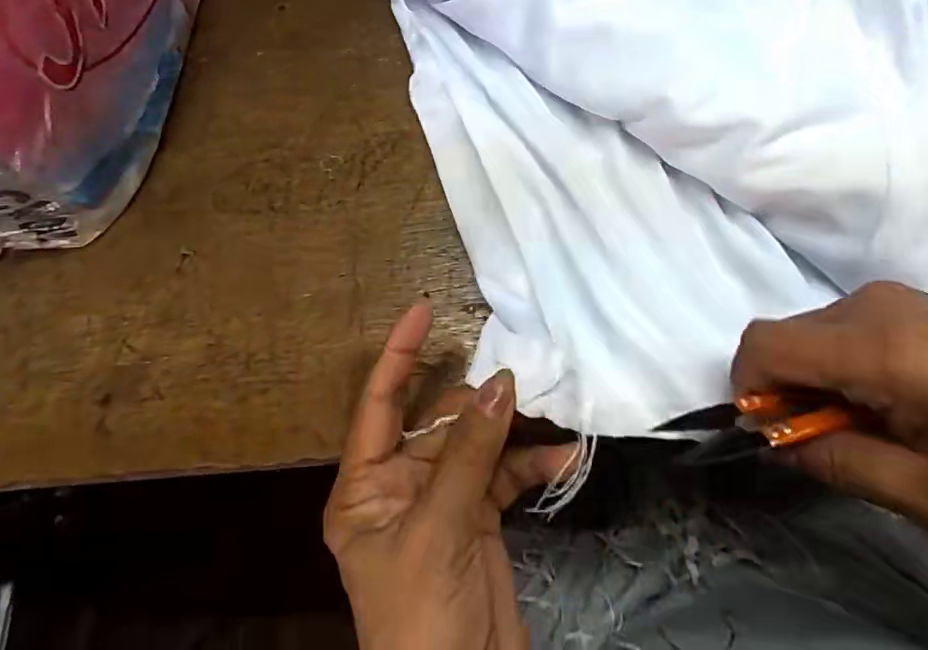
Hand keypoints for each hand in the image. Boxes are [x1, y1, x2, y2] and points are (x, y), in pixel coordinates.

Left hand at [325, 300, 575, 649]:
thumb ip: (469, 453)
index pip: (378, 405)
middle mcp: (401, 485)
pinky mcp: (480, 516)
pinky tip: (563, 457)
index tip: (423, 310)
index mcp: (364, 489)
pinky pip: (505, 473)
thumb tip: (500, 383)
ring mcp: (443, 499)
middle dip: (476, 402)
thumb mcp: (438, 530)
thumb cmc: (419, 616)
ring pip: (478, 441)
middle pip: (439, 419)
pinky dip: (532, 463)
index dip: (398, 355)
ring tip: (546, 414)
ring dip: (512, 430)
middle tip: (515, 387)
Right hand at [732, 282, 927, 589]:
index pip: (769, 343)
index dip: (749, 390)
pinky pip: (851, 331)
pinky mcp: (927, 309)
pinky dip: (848, 373)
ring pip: (817, 334)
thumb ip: (850, 466)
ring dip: (821, 387)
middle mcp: (886, 303)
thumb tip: (779, 443)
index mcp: (890, 345)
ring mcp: (908, 299)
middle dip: (788, 395)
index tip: (772, 441)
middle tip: (836, 456)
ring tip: (879, 442)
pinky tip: (901, 415)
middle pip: (789, 337)